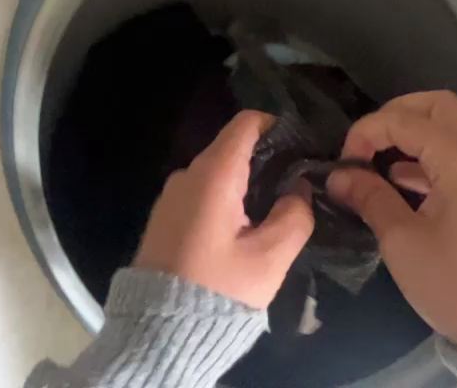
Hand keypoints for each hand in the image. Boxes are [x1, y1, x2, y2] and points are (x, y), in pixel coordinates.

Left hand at [134, 110, 315, 309]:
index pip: (246, 123)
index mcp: (213, 174)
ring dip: (246, 184)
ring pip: (217, 172)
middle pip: (232, 147)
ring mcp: (172, 194)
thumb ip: (294, 216)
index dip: (276, 127)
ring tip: (272, 213)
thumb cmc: (218, 290)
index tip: (300, 150)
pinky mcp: (164, 217)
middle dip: (265, 160)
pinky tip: (242, 231)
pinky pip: (201, 193)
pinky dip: (225, 199)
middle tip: (295, 188)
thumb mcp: (269, 259)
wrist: (157, 334)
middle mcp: (188, 173)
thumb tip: (299, 188)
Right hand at [326, 91, 456, 348]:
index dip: (367, 132)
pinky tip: (407, 182)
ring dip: (416, 133)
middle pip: (436, 105)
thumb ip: (370, 197)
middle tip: (368, 145)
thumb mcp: (403, 242)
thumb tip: (339, 176)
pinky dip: (434, 153)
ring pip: (453, 125)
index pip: (404, 120)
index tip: (344, 162)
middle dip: (396, 116)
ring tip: (382, 164)